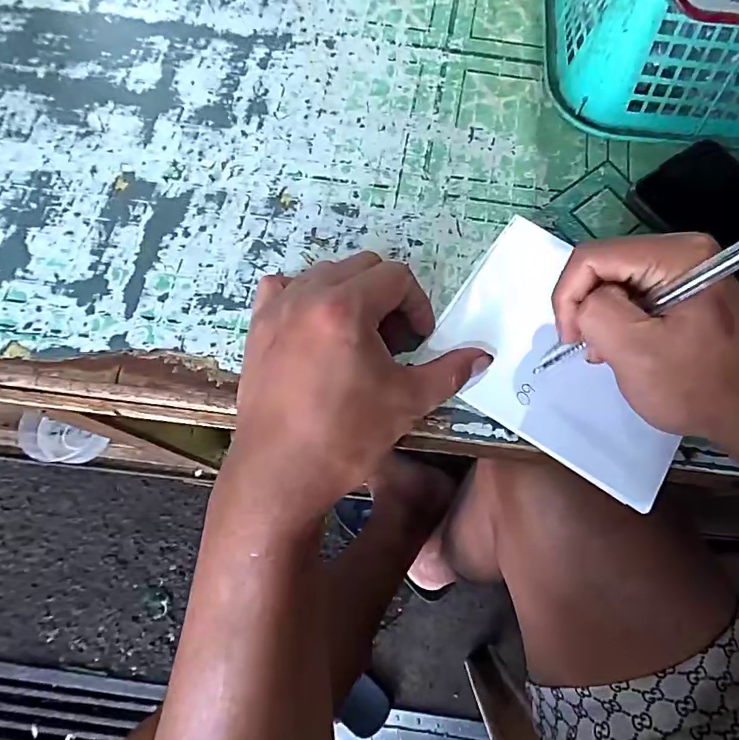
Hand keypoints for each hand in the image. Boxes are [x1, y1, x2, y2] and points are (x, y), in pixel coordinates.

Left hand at [230, 252, 487, 517]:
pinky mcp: (256, 327)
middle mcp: (306, 296)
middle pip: (362, 267)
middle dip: (387, 298)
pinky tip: (316, 331)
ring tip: (358, 339)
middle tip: (393, 342)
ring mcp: (276, 309)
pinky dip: (306, 298)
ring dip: (351, 295)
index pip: (396, 276)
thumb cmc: (346, 437)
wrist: (280, 472)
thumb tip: (482, 356)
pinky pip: (283, 288)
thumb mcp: (408, 401)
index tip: (418, 342)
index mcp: (345, 307)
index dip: (418, 306)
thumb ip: (450, 371)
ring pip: (324, 274)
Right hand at [550, 233, 738, 444]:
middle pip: (604, 265)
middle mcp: (682, 251)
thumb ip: (596, 313)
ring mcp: (684, 270)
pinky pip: (632, 294)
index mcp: (676, 255)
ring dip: (602, 318)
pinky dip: (619, 321)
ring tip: (611, 353)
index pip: (593, 257)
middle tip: (593, 349)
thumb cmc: (696, 387)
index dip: (569, 295)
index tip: (572, 339)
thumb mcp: (636, 352)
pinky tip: (627, 348)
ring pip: (614, 282)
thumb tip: (584, 302)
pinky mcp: (682, 290)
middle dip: (587, 307)